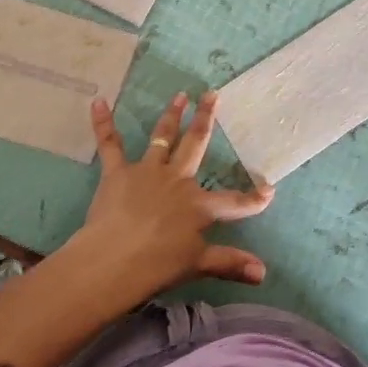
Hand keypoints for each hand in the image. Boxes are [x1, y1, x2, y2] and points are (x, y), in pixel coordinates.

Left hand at [74, 91, 273, 296]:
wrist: (113, 260)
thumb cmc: (156, 266)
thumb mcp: (197, 265)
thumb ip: (230, 263)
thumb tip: (263, 273)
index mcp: (198, 205)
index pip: (233, 203)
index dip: (253, 199)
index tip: (269, 189)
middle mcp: (177, 179)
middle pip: (196, 144)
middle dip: (206, 119)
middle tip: (212, 94)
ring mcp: (147, 171)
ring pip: (162, 137)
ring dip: (171, 115)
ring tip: (180, 95)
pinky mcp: (118, 172)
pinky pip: (111, 145)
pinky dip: (103, 123)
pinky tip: (98, 102)